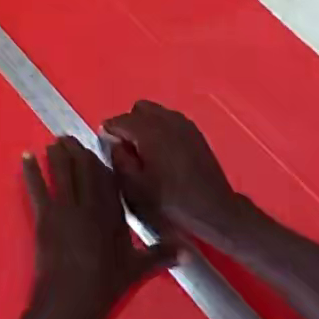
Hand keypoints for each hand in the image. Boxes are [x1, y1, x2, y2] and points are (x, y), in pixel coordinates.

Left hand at [22, 138, 166, 315]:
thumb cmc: (106, 284)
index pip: (108, 178)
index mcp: (112, 212)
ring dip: (57, 155)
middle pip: (84, 168)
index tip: (96, 148)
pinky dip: (31, 171)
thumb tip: (187, 252)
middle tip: (70, 138)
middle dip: (77, 151)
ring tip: (55, 141)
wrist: (72, 298)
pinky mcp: (44, 217)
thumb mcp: (136, 268)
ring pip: (62, 172)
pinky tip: (26, 156)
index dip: (101, 161)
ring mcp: (65, 208)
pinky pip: (37, 187)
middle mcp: (90, 204)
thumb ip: (160, 255)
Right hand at [101, 101, 247, 239]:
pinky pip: (170, 120)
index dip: (109, 132)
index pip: (119, 120)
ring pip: (156, 112)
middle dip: (129, 124)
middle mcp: (167, 119)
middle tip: (127, 148)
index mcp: (149, 131)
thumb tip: (112, 141)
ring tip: (144, 150)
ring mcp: (184, 123)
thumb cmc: (169, 201)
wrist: (212, 209)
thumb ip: (118, 158)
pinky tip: (162, 151)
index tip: (107, 148)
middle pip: (138, 109)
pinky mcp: (195, 132)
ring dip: (146, 124)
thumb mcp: (134, 187)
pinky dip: (161, 128)